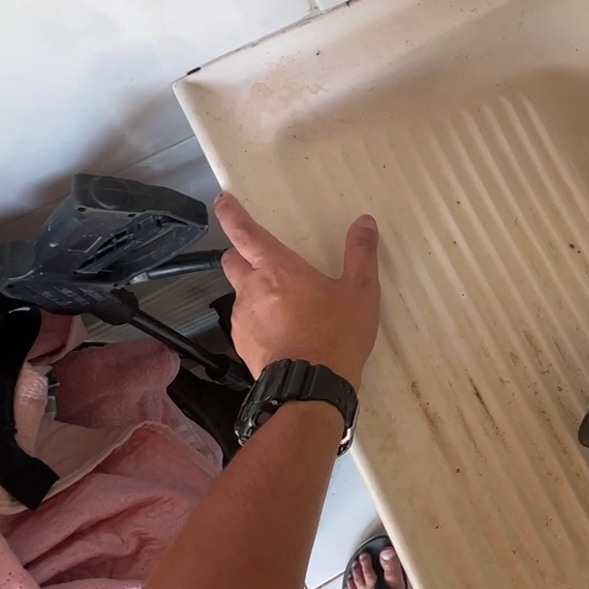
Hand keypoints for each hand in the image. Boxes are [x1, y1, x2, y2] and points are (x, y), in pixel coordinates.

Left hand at [215, 193, 380, 386]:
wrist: (310, 388)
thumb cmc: (336, 334)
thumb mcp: (361, 291)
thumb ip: (361, 254)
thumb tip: (364, 222)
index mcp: (278, 269)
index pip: (246, 233)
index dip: (232, 214)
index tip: (223, 200)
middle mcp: (252, 288)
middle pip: (232, 260)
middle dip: (241, 254)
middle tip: (264, 259)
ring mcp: (243, 319)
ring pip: (239, 293)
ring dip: (253, 290)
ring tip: (284, 304)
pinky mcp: (242, 345)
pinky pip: (245, 321)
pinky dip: (258, 318)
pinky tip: (282, 330)